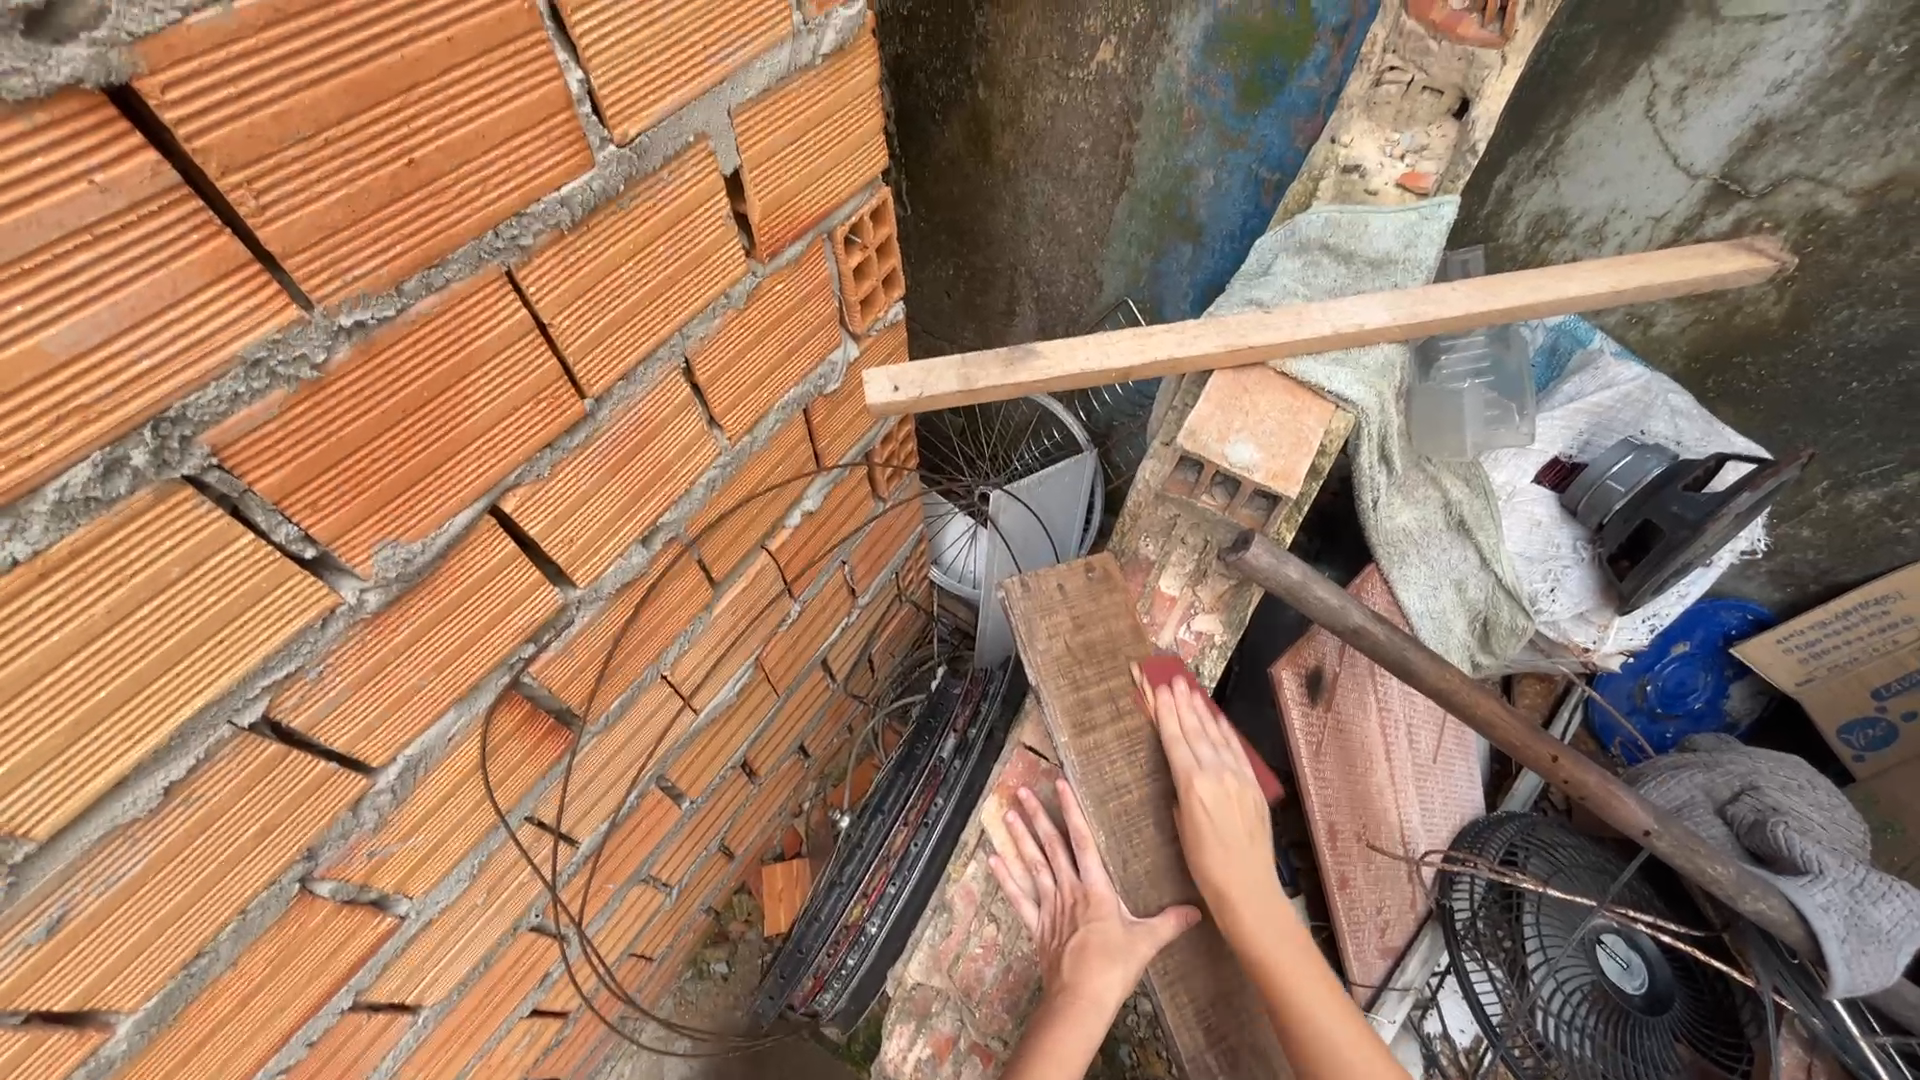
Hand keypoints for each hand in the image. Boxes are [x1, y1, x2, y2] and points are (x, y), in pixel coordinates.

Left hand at [988, 779, 1200, 1010]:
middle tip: (1022, 791)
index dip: (1071, 810)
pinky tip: (993, 859)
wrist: (1080, 999)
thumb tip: (1197, 911)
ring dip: (1019, 839)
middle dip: (1038, 816)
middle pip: (1051, 846)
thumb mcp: (1147, 942)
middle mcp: (1069, 890)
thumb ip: (1169, 923)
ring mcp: (1049, 906)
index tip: (1059, 784)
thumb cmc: (1114, 969)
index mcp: (1095, 888)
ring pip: (1032, 865)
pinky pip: (1018, 897)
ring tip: (1007, 814)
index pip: (1081, 840)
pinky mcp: (1036, 925)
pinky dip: (1005, 878)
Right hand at [1135, 663, 1286, 941]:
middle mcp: (1216, 774)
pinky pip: (1237, 750)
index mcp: (1193, 785)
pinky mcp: (1254, 786)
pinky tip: (1217, 718)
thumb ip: (1180, 794)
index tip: (1160, 691)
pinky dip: (1226, 732)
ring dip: (1202, 711)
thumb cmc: (1204, 865)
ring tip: (1191, 690)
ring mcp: (1238, 778)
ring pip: (1216, 736)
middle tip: (1173, 680)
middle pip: (1196, 731)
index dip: (1167, 713)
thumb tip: (1181, 774)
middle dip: (1183, 704)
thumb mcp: (1180, 826)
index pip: (1176, 740)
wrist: (1248, 888)